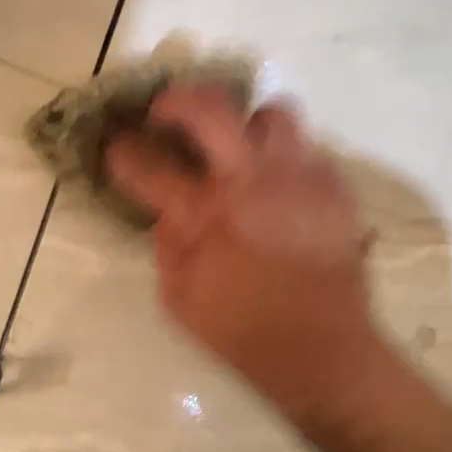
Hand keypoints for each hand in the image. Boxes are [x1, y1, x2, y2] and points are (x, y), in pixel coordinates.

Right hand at [105, 86, 383, 418]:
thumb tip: (168, 211)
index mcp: (204, 214)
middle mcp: (251, 180)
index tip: (116, 146)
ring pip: (272, 113)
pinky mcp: (335, 186)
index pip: (148, 163)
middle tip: (167, 117)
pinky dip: (285, 164)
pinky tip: (280, 193)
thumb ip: (167, 245)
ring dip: (247, 127)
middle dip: (176, 101)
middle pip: (208, 106)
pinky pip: (307, 150)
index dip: (123, 150)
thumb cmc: (242, 333)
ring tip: (241, 153)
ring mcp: (299, 176)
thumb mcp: (179, 300)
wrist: (321, 349)